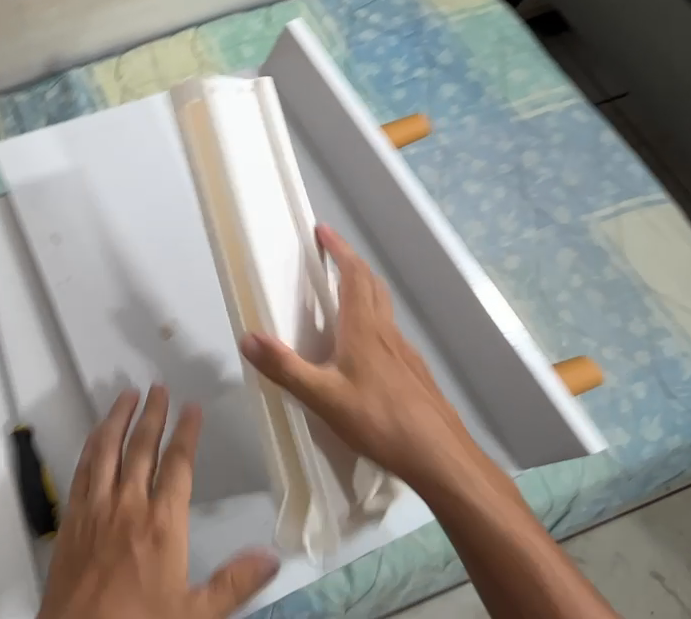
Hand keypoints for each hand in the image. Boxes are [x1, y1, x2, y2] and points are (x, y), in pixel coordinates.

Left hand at [37, 385, 279, 618]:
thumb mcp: (197, 613)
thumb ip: (234, 582)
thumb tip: (272, 555)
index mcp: (163, 523)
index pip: (178, 464)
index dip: (186, 432)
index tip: (193, 408)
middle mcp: (128, 504)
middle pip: (142, 447)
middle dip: (153, 415)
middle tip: (159, 387)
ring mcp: (96, 506)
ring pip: (108, 448)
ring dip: (118, 418)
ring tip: (127, 394)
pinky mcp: (72, 514)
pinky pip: (83, 467)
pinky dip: (92, 443)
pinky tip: (97, 434)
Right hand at [239, 224, 478, 487]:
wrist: (443, 459)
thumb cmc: (381, 421)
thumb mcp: (324, 398)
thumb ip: (285, 368)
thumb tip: (248, 338)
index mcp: (364, 330)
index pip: (354, 276)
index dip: (340, 250)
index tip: (323, 231)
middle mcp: (387, 334)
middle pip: (374, 286)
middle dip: (353, 265)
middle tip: (333, 256)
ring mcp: (406, 355)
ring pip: (385, 311)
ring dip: (365, 292)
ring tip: (344, 297)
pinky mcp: (416, 376)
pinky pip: (392, 336)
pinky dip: (375, 324)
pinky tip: (366, 352)